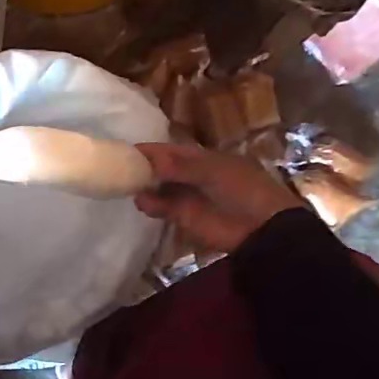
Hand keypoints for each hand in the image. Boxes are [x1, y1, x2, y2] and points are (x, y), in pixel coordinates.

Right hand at [134, 142, 305, 253]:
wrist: (260, 228)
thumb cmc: (243, 192)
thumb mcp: (215, 173)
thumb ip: (181, 167)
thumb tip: (151, 160)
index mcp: (203, 159)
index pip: (171, 150)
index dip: (150, 150)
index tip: (125, 150)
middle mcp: (190, 175)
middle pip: (159, 169)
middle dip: (141, 168)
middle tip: (118, 169)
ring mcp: (185, 196)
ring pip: (157, 188)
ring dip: (142, 187)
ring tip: (127, 186)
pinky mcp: (181, 216)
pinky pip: (159, 207)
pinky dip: (149, 205)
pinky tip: (141, 202)